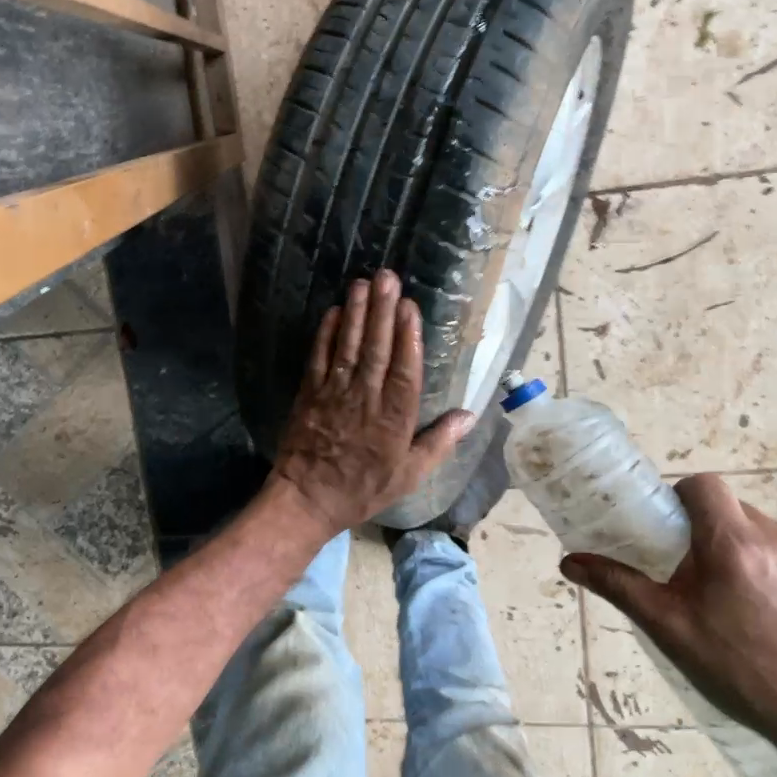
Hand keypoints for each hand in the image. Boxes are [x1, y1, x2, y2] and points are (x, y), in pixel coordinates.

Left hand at [269, 272, 476, 536]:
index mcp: (394, 419)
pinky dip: (326, 333)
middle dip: (382, 310)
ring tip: (363, 282)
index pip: (404, 368)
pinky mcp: (308, 392)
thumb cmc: (363, 488)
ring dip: (355, 312)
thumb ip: (439, 442)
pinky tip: (334, 311)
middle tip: (387, 277)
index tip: (410, 306)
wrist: (307, 498)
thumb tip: (470, 414)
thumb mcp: (410, 475)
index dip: (407, 335)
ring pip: (348, 346)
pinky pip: (318, 357)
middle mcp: (365, 399)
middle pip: (376, 347)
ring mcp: (334, 393)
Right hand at [561, 474, 776, 776]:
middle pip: (744, 518)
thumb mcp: (673, 633)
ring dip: (767, 567)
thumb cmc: (750, 679)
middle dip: (724, 540)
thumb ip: (621, 588)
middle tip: (713, 584)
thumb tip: (570, 561)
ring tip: (763, 618)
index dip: (687, 498)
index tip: (679, 530)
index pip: (704, 485)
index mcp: (734, 545)